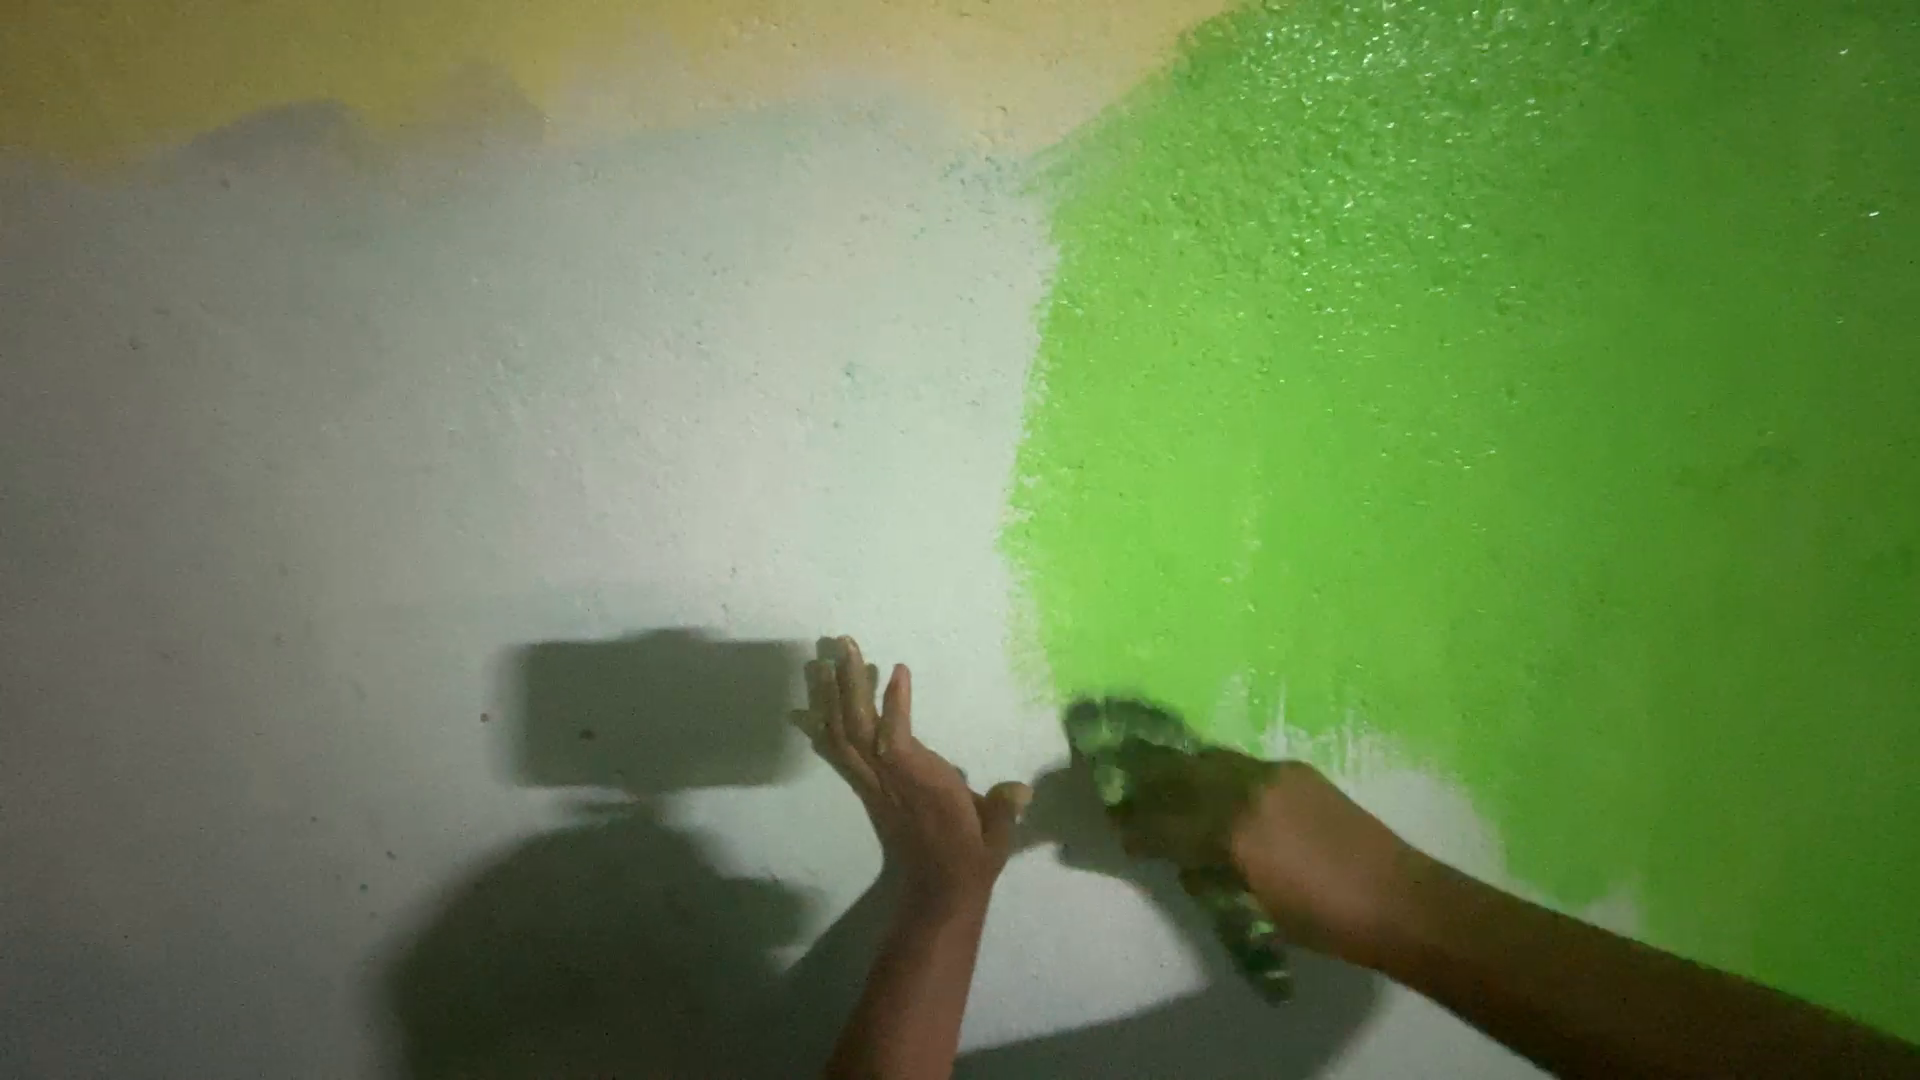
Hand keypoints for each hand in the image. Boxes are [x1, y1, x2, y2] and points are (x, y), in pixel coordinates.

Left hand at [793, 636, 1030, 905]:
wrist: (937, 893)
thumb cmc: (970, 856)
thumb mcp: (995, 835)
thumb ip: (1004, 808)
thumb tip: (1023, 789)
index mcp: (924, 787)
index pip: (898, 744)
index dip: (894, 708)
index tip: (898, 668)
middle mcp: (890, 782)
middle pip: (859, 730)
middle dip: (850, 686)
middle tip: (845, 644)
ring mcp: (873, 785)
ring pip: (842, 737)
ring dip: (831, 697)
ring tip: (823, 659)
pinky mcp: (865, 789)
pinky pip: (837, 754)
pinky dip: (821, 726)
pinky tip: (808, 706)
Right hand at [1108, 745, 1415, 963]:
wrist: (1399, 898)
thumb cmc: (1324, 919)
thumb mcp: (1255, 909)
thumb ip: (1212, 878)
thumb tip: (1186, 861)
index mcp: (1232, 833)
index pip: (1166, 824)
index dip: (1137, 827)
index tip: (1118, 829)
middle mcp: (1244, 791)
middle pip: (1179, 775)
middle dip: (1148, 782)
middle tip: (1127, 788)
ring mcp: (1270, 774)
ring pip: (1209, 759)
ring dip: (1182, 769)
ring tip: (1165, 776)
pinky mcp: (1294, 768)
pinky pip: (1241, 764)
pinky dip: (1220, 772)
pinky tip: (1219, 785)